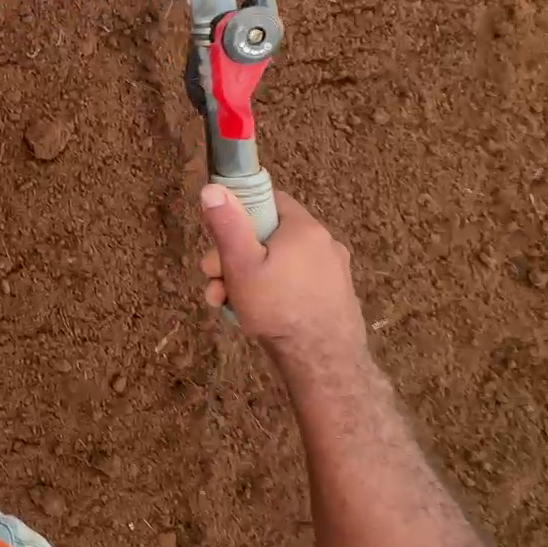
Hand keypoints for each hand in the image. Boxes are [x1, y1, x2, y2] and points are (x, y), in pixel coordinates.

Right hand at [199, 184, 368, 369]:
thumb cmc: (277, 305)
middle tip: (213, 278)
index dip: (239, 212)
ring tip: (225, 301)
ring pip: (276, 261)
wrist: (322, 359)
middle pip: (266, 235)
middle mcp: (324, 243)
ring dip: (244, 276)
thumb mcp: (240, 262)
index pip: (268, 199)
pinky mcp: (333, 293)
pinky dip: (269, 289)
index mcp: (304, 229)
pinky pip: (291, 280)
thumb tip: (213, 188)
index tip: (219, 235)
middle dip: (232, 256)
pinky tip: (252, 311)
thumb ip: (227, 224)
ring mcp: (332, 270)